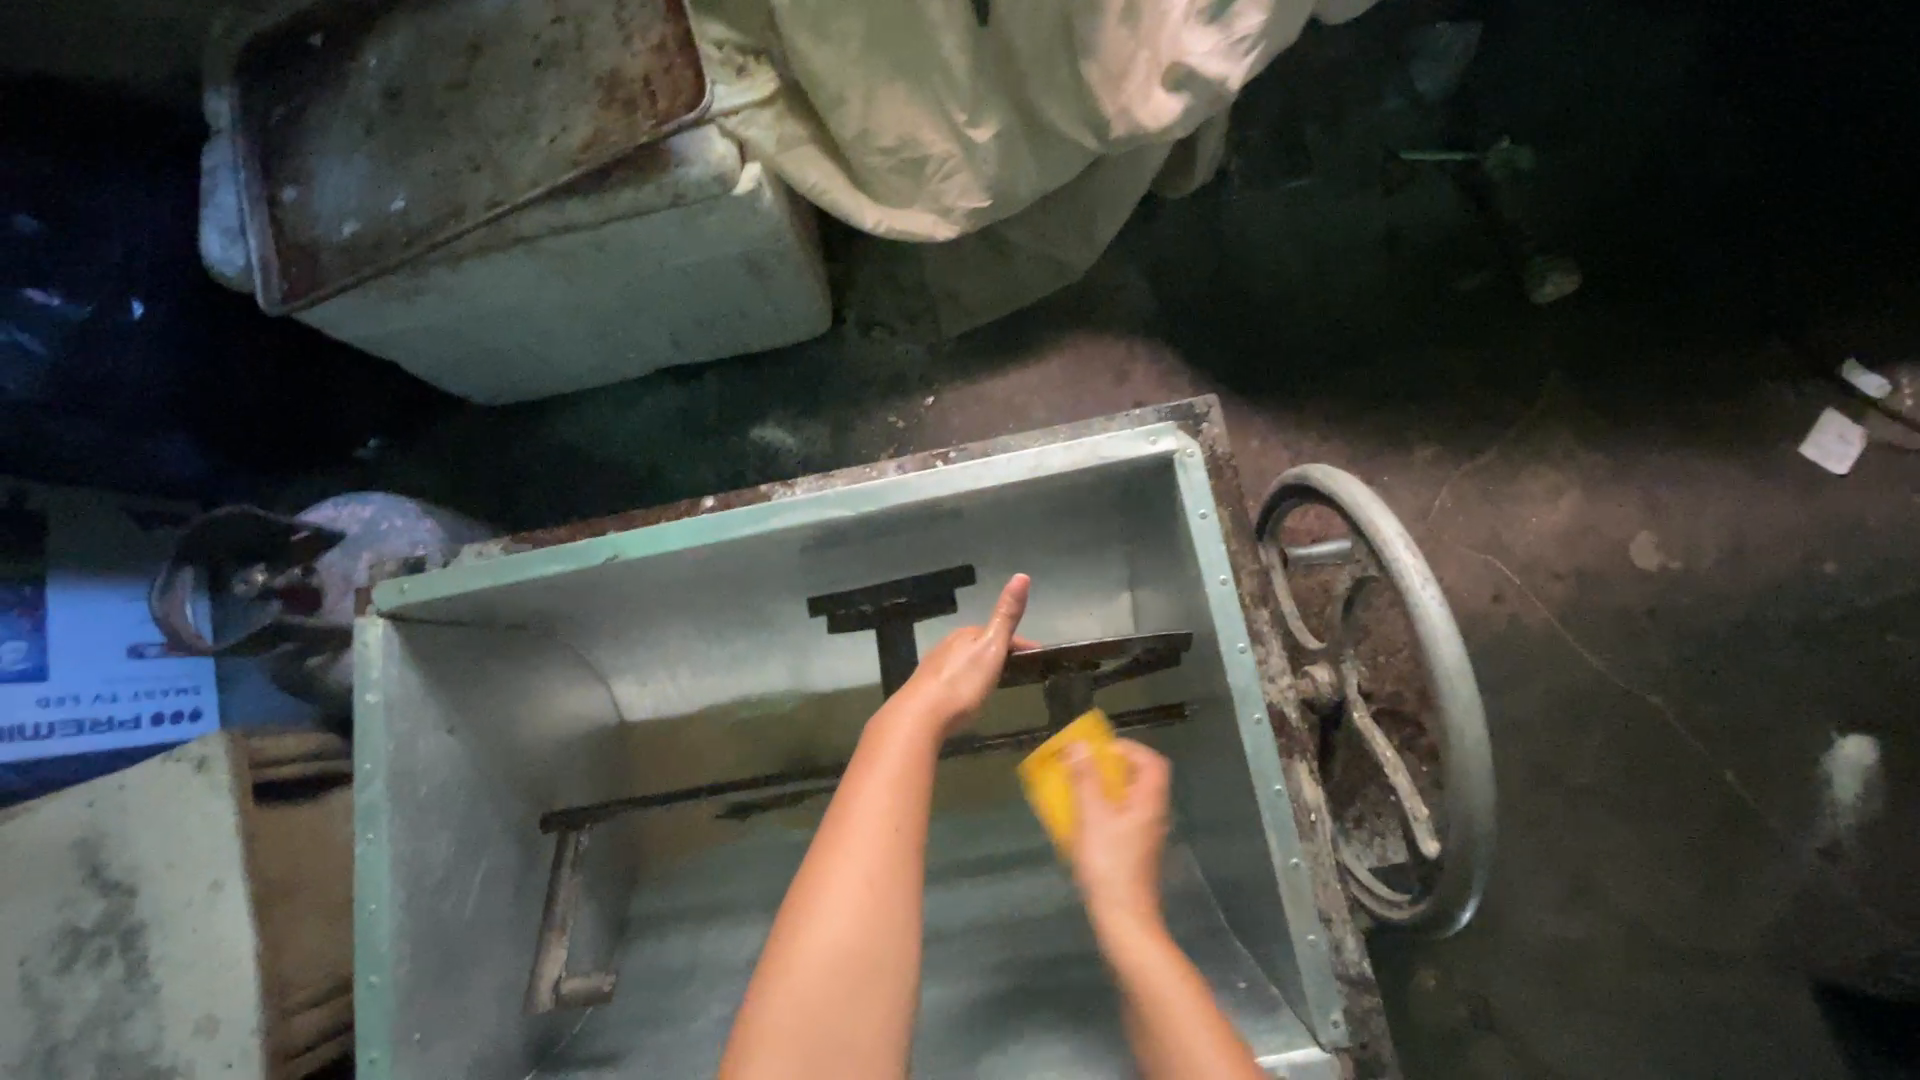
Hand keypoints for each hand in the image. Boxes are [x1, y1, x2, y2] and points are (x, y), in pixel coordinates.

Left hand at [894, 574, 1035, 735]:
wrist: (920, 716)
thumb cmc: (962, 683)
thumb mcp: (991, 648)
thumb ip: (1006, 616)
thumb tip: (1021, 575)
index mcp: (967, 634)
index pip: (1001, 632)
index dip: (1022, 645)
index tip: (1039, 658)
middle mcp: (948, 644)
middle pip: (982, 645)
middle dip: (1001, 654)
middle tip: (1020, 673)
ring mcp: (934, 665)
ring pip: (966, 660)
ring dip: (982, 668)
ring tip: (996, 686)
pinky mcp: (926, 687)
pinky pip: (953, 677)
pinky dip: (966, 681)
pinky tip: (967, 696)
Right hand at [1066, 739, 1171, 939]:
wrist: (1123, 918)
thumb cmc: (1109, 863)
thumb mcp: (1093, 815)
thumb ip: (1086, 778)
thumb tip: (1079, 746)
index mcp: (1149, 801)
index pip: (1152, 761)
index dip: (1128, 749)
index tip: (1099, 751)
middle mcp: (1153, 815)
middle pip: (1140, 779)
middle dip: (1110, 769)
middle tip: (1083, 769)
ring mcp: (1145, 836)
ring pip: (1128, 800)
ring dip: (1104, 791)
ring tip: (1076, 792)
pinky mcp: (1135, 853)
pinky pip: (1121, 820)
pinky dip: (1103, 813)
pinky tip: (1081, 825)